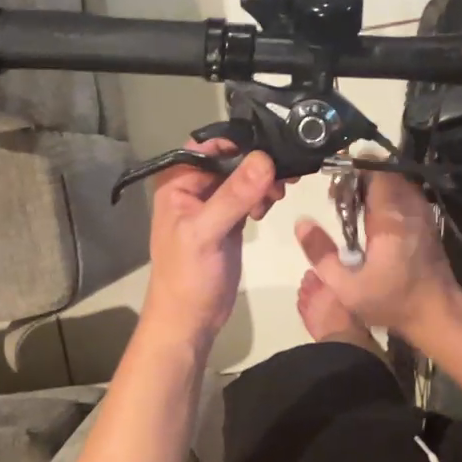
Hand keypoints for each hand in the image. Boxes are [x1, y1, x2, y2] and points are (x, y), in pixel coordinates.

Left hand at [140, 141, 283, 343]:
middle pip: (231, 159)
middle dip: (258, 163)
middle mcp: (194, 188)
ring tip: (277, 195)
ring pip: (244, 177)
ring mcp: (214, 205)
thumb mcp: (206, 233)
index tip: (270, 146)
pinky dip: (263, 196)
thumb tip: (265, 159)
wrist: (190, 320)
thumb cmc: (187, 276)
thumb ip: (234, 196)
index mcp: (178, 182)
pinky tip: (270, 206)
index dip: (238, 141)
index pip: (208, 145)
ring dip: (264, 180)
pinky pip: (250, 197)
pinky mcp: (230, 222)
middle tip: (283, 175)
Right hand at [294, 170, 459, 334]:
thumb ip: (320, 254)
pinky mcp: (428, 222)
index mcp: (389, 220)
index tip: (335, 189)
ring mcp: (423, 214)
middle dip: (360, 179)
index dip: (353, 173)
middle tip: (340, 199)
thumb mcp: (346, 287)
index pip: (376, 174)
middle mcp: (409, 209)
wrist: (437, 313)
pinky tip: (374, 220)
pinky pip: (406, 196)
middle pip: (386, 174)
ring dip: (375, 188)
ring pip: (397, 183)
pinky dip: (389, 199)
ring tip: (354, 208)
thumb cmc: (390, 301)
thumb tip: (301, 223)